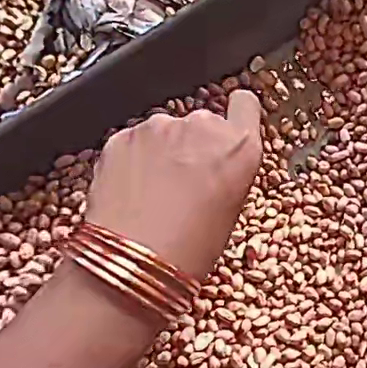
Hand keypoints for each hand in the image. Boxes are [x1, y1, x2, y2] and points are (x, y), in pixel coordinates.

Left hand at [83, 89, 264, 278]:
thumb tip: (215, 167)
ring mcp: (157, 128)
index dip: (237, 117)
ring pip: (165, 132)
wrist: (133, 263)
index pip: (245, 104)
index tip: (231, 128)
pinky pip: (133, 141)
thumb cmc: (189, 249)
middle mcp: (201, 127)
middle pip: (202, 123)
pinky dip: (133, 159)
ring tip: (156, 193)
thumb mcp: (231, 211)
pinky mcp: (121, 136)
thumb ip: (227, 171)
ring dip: (162, 152)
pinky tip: (133, 192)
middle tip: (187, 183)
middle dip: (195, 145)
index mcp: (238, 146)